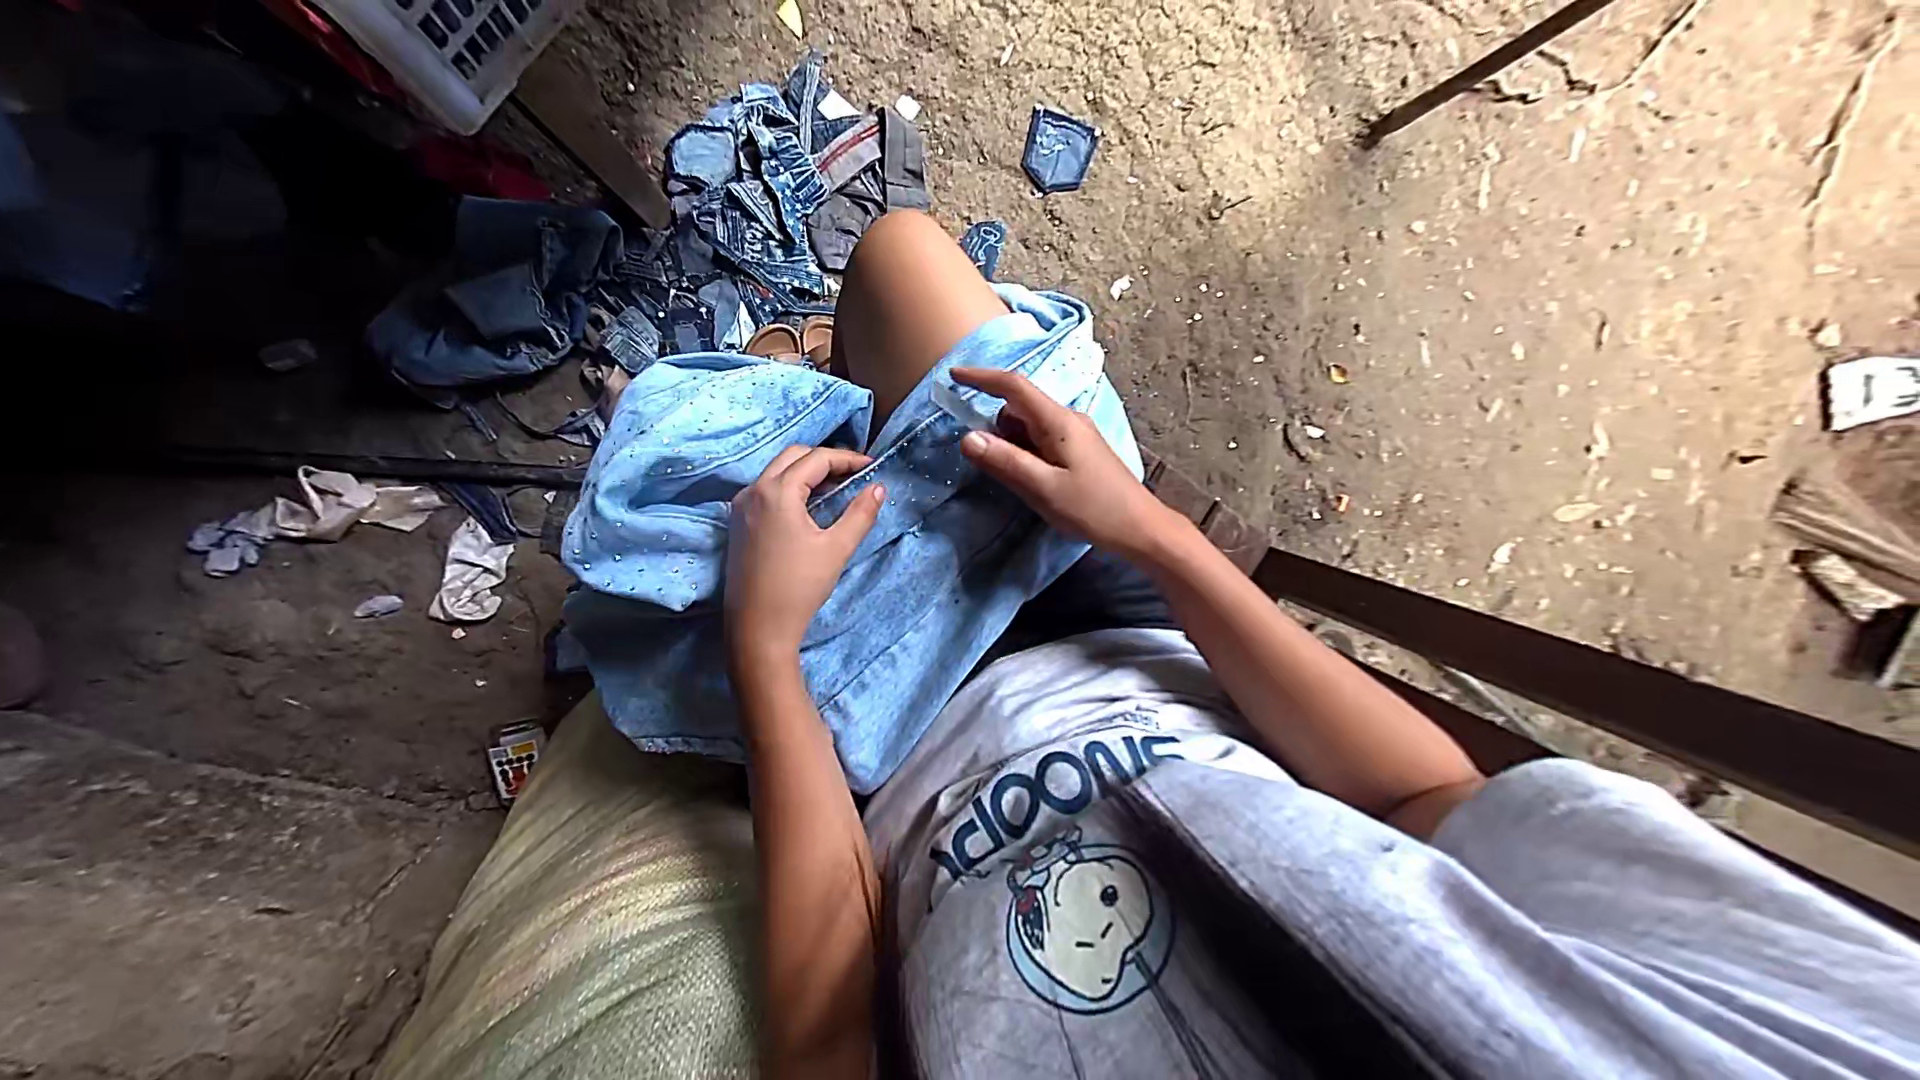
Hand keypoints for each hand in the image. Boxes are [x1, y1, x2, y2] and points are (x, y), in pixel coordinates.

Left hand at [725, 446, 885, 660]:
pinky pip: (766, 489)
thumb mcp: (836, 549)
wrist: (758, 627)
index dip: (847, 459)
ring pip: (777, 471)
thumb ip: (860, 514)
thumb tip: (878, 488)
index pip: (816, 459)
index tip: (871, 467)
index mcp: (777, 492)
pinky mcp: (738, 522)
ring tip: (835, 488)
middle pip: (793, 456)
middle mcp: (753, 490)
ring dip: (806, 472)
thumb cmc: (799, 587)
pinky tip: (808, 507)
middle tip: (853, 474)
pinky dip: (790, 487)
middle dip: (825, 459)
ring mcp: (741, 506)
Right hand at [952, 367, 1182, 561]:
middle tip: (1003, 469)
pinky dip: (1027, 454)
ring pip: (1028, 427)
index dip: (981, 378)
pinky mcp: (1078, 450)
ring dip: (1014, 446)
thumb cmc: (1093, 509)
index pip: (1013, 386)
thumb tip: (967, 438)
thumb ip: (1005, 462)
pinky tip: (1038, 482)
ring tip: (1027, 483)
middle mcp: (1067, 419)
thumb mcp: (1043, 489)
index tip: (953, 376)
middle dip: (998, 430)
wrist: (1140, 528)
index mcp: (1058, 421)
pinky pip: (1040, 440)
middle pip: (1018, 408)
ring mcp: (1074, 434)